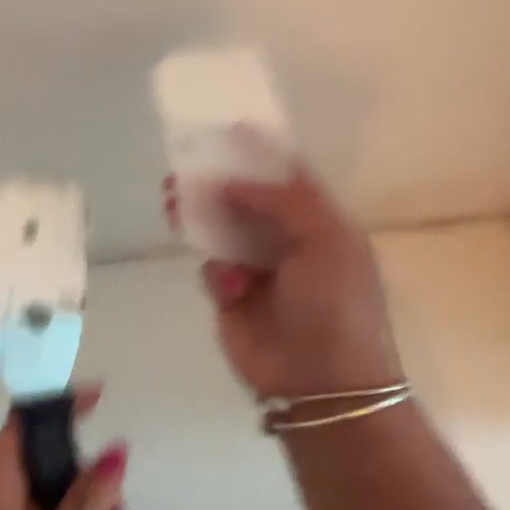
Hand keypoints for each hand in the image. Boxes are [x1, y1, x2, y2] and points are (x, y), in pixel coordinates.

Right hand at [164, 166, 402, 399]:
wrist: (320, 381)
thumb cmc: (336, 306)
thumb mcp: (327, 241)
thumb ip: (285, 201)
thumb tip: (236, 182)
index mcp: (321, 225)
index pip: (288, 179)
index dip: (261, 153)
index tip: (229, 128)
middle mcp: (287, 243)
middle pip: (246, 201)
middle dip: (217, 181)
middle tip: (186, 165)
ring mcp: (257, 272)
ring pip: (221, 231)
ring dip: (200, 213)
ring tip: (173, 196)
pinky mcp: (229, 300)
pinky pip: (210, 268)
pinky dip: (212, 267)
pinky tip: (225, 281)